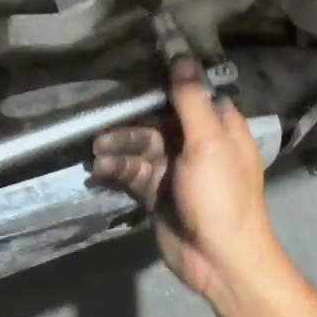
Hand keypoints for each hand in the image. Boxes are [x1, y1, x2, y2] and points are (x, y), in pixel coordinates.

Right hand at [90, 60, 285, 302]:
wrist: (220, 260)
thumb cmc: (221, 196)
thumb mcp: (208, 143)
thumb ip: (191, 100)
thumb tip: (182, 56)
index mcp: (220, 128)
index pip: (190, 95)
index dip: (164, 86)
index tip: (131, 75)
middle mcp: (199, 144)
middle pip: (159, 123)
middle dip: (130, 125)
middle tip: (101, 129)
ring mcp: (178, 171)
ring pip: (143, 149)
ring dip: (120, 149)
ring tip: (95, 152)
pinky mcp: (160, 194)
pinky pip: (136, 174)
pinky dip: (118, 171)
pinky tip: (98, 171)